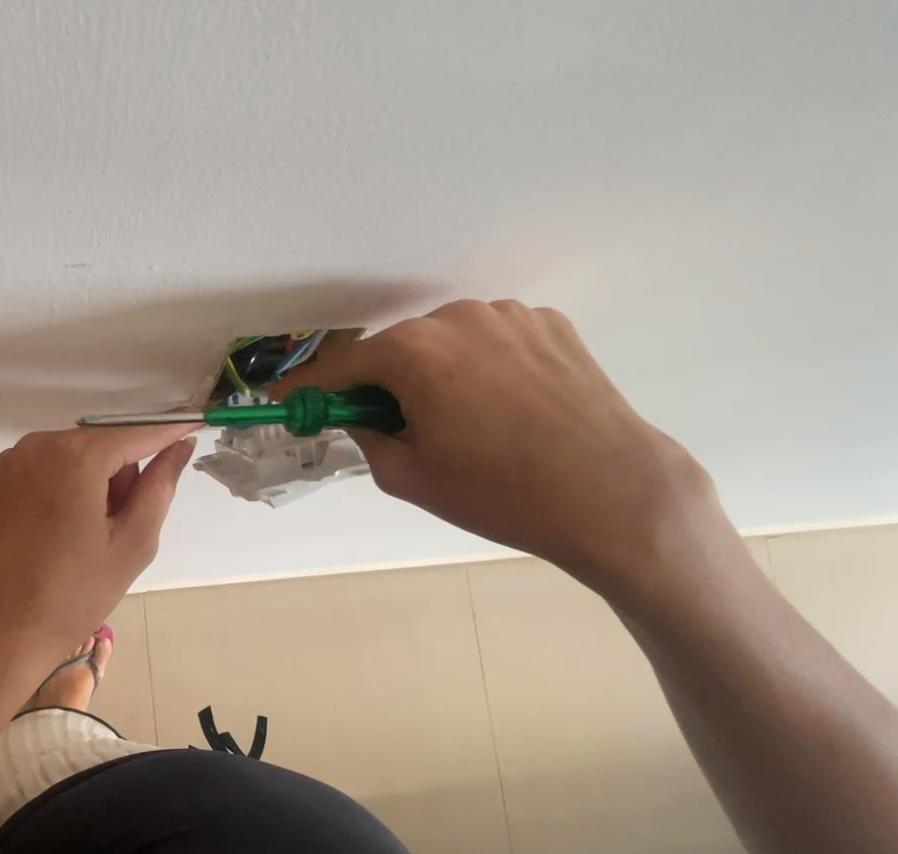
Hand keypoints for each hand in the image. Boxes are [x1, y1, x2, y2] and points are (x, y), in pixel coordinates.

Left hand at [0, 424, 198, 667]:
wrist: (3, 631)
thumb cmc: (75, 593)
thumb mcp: (132, 542)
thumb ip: (159, 486)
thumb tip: (179, 447)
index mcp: (75, 457)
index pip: (134, 435)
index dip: (166, 433)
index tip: (194, 426)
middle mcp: (37, 446)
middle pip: (102, 446)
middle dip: (121, 476)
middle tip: (119, 529)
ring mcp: (10, 464)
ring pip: (74, 457)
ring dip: (93, 484)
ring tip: (89, 537)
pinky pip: (46, 472)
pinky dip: (64, 490)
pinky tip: (61, 533)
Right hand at [286, 299, 727, 581]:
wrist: (610, 492)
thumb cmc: (499, 492)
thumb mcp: (410, 477)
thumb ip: (368, 437)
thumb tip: (359, 416)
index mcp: (414, 352)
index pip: (341, 366)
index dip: (311, 389)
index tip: (287, 402)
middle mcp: (458, 318)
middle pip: (397, 350)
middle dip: (382, 385)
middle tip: (388, 428)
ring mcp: (511, 316)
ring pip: (447, 344)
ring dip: (434, 375)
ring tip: (459, 424)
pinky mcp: (551, 326)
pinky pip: (491, 343)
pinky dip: (479, 369)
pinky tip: (502, 408)